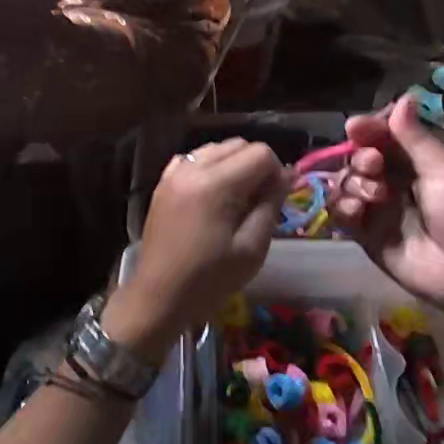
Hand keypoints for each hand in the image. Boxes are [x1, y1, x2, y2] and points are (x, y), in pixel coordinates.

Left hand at [107, 140, 288, 360]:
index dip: (275, 173)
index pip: (260, 153)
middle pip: (238, 145)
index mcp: (215, 184)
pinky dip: (209, 168)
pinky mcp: (162, 184)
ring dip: (233, 165)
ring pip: (215, 149)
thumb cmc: (209, 280)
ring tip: (236, 200)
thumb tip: (285, 174)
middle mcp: (192, 169)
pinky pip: (193, 160)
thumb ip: (271, 205)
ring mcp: (173, 174)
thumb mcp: (252, 248)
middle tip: (259, 201)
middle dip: (256, 166)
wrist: (158, 298)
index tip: (276, 200)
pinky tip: (212, 195)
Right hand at [330, 98, 443, 372]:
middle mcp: (397, 181)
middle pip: (361, 156)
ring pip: (348, 182)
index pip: (385, 136)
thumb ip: (416, 137)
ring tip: (374, 193)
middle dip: (361, 156)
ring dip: (353, 181)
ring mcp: (380, 209)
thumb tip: (402, 97)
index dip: (368, 129)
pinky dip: (344, 205)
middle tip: (375, 165)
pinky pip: (343, 212)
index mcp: (420, 161)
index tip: (357, 127)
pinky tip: (358, 208)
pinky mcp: (366, 235)